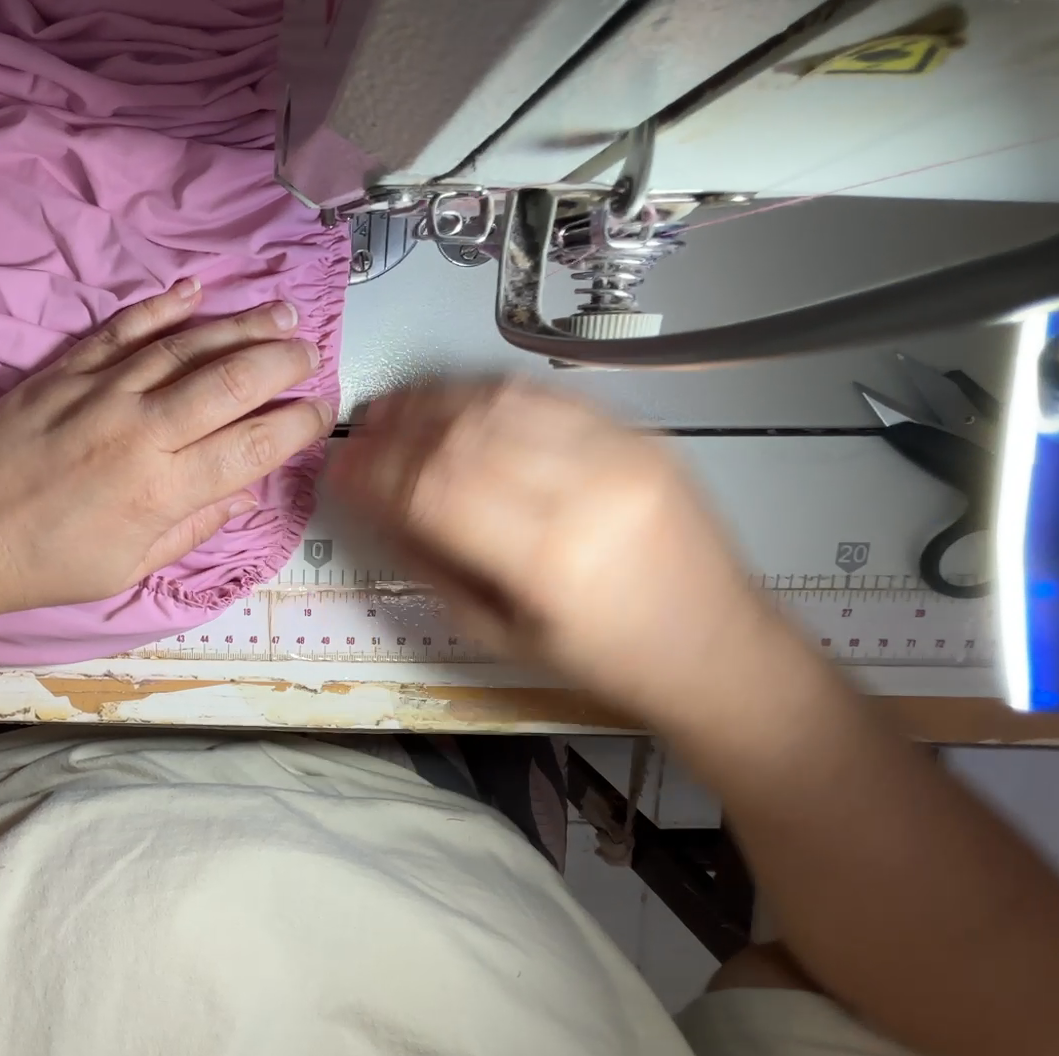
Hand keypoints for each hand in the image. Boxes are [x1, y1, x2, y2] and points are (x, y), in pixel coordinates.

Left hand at [0, 280, 334, 618]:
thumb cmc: (41, 567)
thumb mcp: (125, 569)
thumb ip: (190, 528)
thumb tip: (243, 493)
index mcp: (160, 491)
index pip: (252, 446)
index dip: (297, 426)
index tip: (321, 413)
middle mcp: (138, 432)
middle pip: (231, 382)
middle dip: (283, 363)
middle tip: (310, 355)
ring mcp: (96, 394)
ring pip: (185, 345)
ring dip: (240, 325)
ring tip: (281, 311)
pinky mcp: (59, 373)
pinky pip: (120, 330)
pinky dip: (160, 308)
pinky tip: (195, 291)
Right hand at [329, 380, 799, 723]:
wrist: (719, 651)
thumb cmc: (605, 660)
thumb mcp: (497, 631)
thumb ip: (431, 561)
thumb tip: (377, 506)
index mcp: (546, 559)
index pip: (432, 490)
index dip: (373, 473)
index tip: (339, 470)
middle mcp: (587, 492)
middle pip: (461, 437)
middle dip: (395, 432)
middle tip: (359, 436)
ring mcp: (621, 454)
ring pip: (500, 402)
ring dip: (434, 399)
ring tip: (394, 408)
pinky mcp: (640, 436)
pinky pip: (547, 395)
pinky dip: (488, 391)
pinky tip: (456, 399)